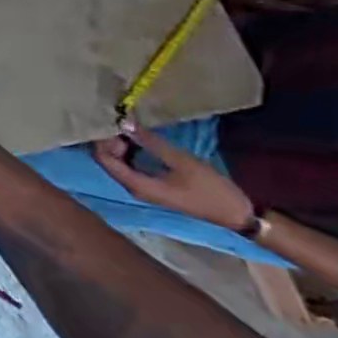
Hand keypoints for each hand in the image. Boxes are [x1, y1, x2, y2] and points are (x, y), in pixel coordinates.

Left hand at [95, 124, 254, 230]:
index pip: (104, 160)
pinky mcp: (152, 186)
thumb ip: (152, 143)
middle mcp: (134, 189)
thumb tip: (126, 123)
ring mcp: (143, 189)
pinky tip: (138, 138)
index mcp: (137, 185)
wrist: (235, 216)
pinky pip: (131, 167)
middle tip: (122, 121)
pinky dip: (130, 152)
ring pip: (119, 164)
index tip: (111, 121)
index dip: (102, 139)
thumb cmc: (210, 189)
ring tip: (129, 126)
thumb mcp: (181, 161)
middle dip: (110, 140)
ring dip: (120, 145)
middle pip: (108, 161)